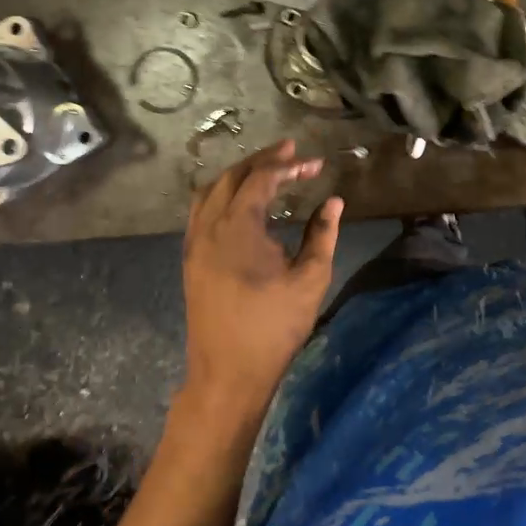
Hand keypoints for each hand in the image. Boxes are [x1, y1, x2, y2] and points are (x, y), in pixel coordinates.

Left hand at [181, 140, 343, 410]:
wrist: (228, 373)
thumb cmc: (274, 326)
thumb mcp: (311, 278)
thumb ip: (322, 233)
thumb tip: (334, 201)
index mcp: (238, 228)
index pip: (261, 179)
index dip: (288, 165)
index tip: (315, 163)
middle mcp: (209, 228)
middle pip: (231, 177)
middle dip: (262, 161)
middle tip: (291, 152)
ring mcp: (194, 244)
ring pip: (210, 192)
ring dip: (239, 175)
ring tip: (267, 170)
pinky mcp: (191, 260)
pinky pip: (202, 211)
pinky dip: (223, 195)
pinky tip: (243, 204)